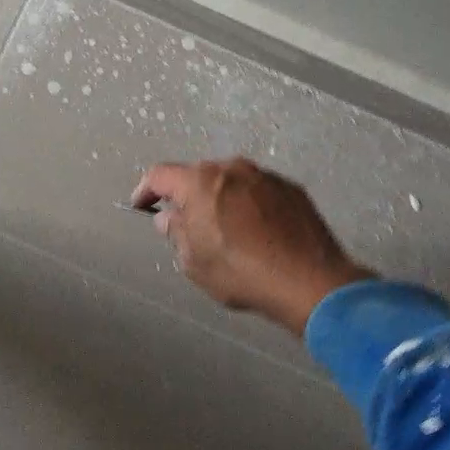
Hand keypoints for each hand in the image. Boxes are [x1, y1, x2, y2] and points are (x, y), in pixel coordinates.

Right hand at [132, 158, 373, 334]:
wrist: (309, 281)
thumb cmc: (241, 272)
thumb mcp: (193, 262)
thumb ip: (176, 233)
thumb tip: (170, 218)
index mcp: (200, 181)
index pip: (160, 175)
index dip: (145, 190)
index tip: (140, 204)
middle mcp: (232, 168)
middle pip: (198, 175)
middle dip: (186, 195)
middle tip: (184, 222)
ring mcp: (265, 176)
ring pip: (231, 181)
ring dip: (220, 198)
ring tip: (223, 228)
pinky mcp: (292, 189)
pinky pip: (259, 191)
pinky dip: (249, 205)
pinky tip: (255, 232)